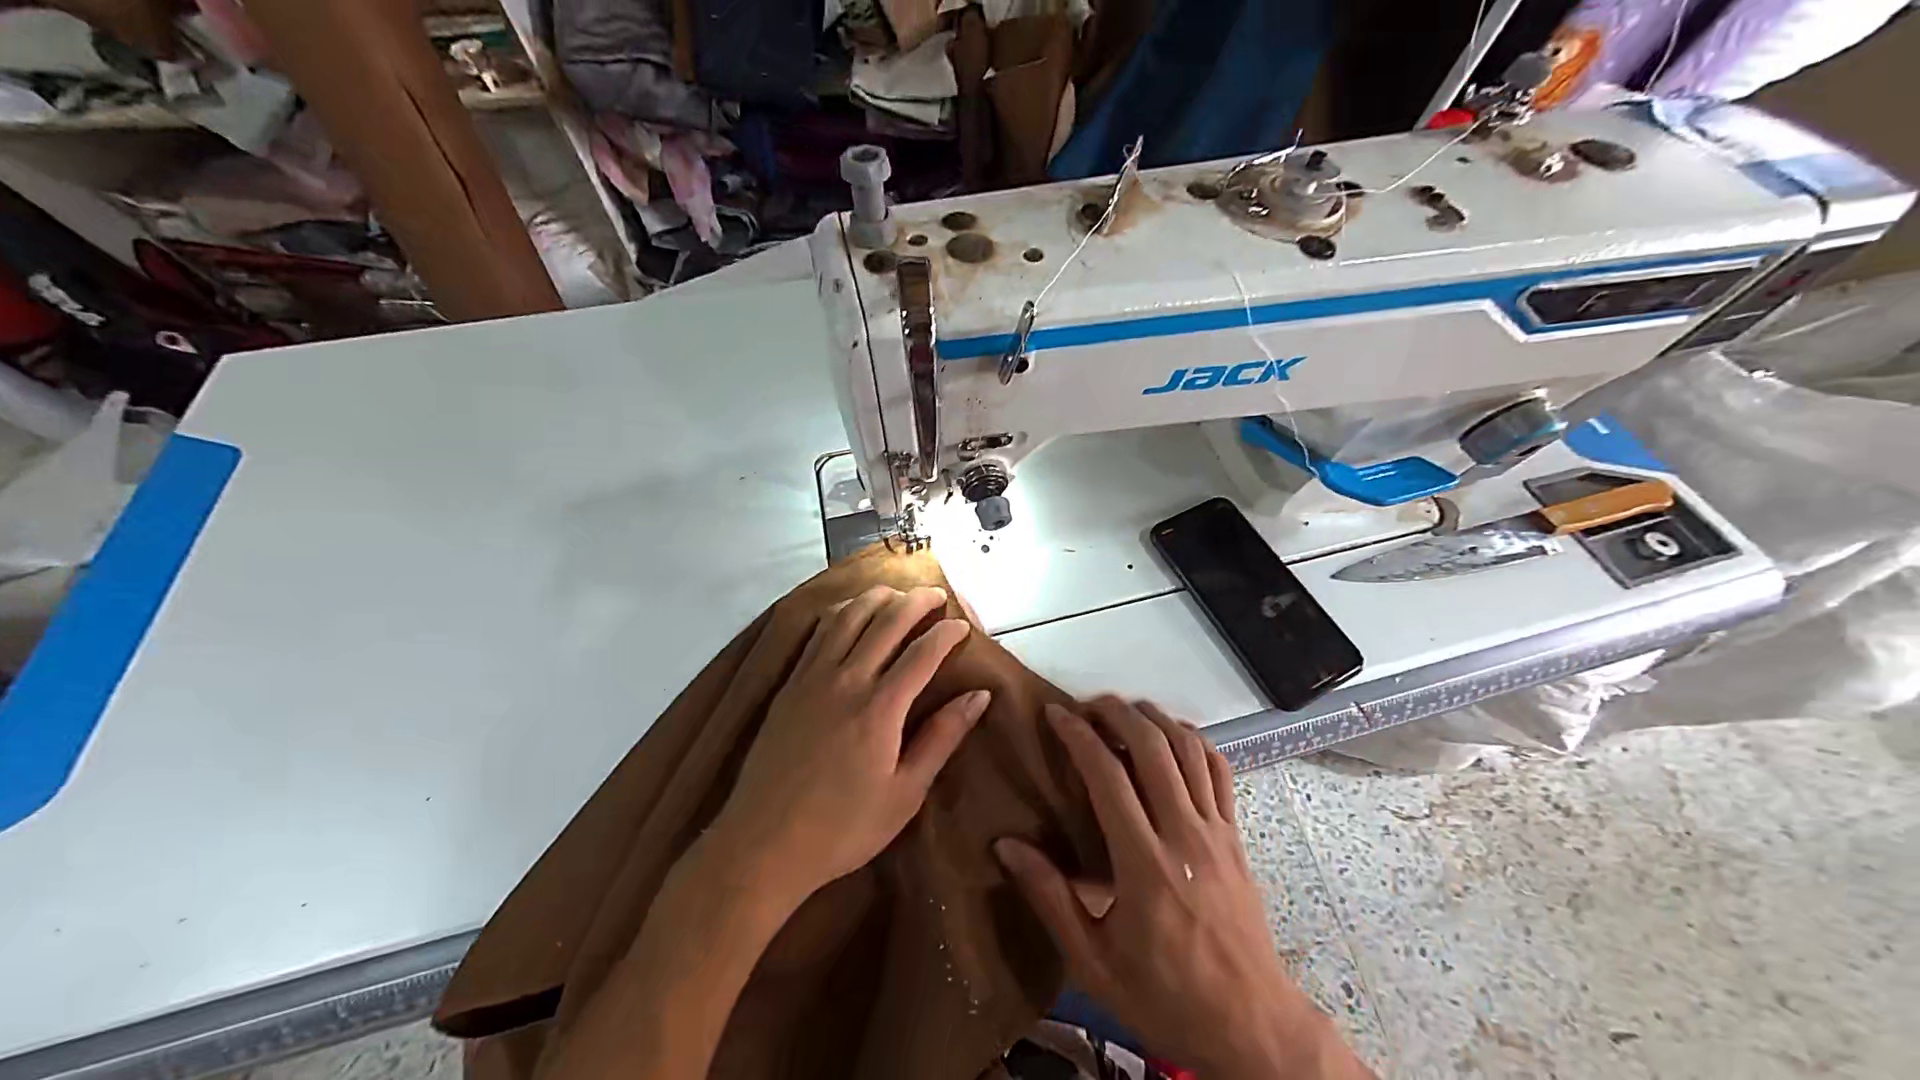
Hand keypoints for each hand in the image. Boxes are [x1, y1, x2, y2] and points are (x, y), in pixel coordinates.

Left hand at [710, 585, 989, 905]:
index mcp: (880, 709)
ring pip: (848, 617)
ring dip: (877, 597)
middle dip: (916, 601)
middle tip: (937, 595)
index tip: (963, 626)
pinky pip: (817, 632)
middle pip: (886, 621)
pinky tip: (850, 612)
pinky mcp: (790, 684)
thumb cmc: (843, 828)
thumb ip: (942, 738)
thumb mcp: (905, 793)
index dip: (947, 633)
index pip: (922, 653)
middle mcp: (846, 680)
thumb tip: (978, 697)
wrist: (764, 843)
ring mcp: (812, 678)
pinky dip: (840, 612)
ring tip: (897, 594)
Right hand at [996, 699, 1370, 1079]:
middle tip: (1086, 705)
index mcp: (1145, 866)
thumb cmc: (1165, 997)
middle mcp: (1184, 835)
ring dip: (1155, 718)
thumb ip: (1049, 897)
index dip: (1079, 737)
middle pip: (1153, 747)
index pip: (1108, 777)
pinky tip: (1173, 736)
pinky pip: (1220, 771)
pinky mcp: (1236, 837)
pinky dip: (1195, 740)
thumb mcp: (1093, 961)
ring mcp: (1217, 832)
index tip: (1055, 714)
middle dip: (1116, 713)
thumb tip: (1006, 845)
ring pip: (1189, 750)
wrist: (1251, 1026)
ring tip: (1124, 711)